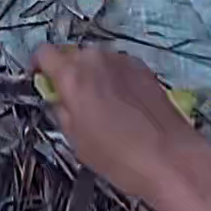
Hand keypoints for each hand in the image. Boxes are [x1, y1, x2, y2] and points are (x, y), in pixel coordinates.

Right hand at [31, 44, 210, 208]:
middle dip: (67, 73)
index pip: (43, 53)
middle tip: (76, 102)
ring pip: (95, 60)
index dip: (38, 66)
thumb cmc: (118, 156)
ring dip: (92, 74)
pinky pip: (116, 65)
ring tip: (105, 105)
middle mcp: (93, 57)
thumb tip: (57, 95)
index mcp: (71, 74)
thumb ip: (59, 109)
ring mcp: (119, 58)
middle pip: (70, 55)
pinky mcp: (141, 65)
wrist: (172, 158)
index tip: (43, 83)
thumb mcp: (75, 140)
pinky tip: (126, 104)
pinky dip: (113, 77)